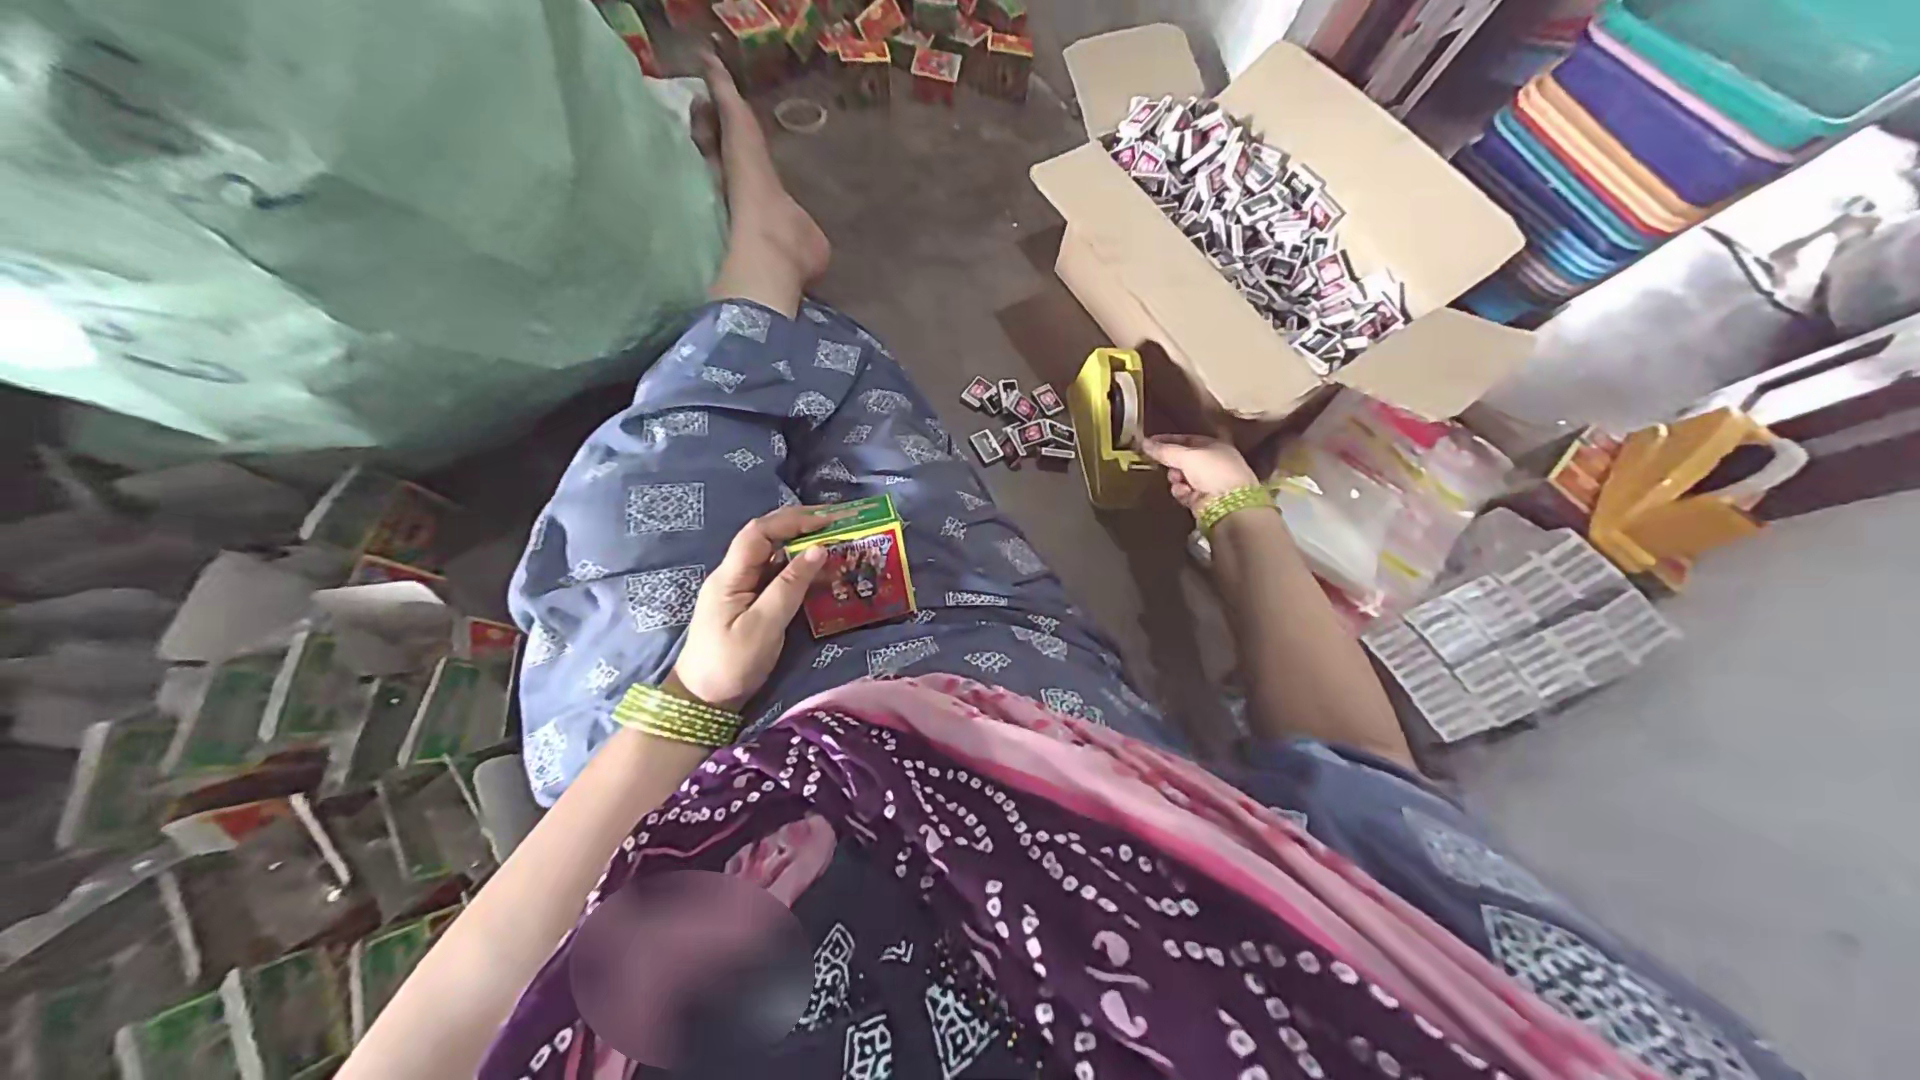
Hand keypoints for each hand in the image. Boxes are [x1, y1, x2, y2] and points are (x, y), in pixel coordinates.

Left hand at [671, 505, 848, 710]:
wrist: (703, 702)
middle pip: (765, 538)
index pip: (760, 532)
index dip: (793, 521)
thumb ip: (791, 585)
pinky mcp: (747, 605)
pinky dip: (797, 569)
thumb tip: (818, 550)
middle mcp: (733, 576)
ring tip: (833, 544)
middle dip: (799, 526)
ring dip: (800, 547)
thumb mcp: (765, 625)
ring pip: (772, 557)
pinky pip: (774, 577)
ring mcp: (739, 590)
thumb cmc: (732, 664)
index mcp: (730, 576)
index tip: (827, 520)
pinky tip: (817, 572)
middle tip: (835, 524)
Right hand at [1141, 435, 1260, 513]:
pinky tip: (1185, 492)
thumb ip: (1164, 450)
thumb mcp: (1187, 456)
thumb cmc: (1213, 471)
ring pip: (1179, 477)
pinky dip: (1181, 492)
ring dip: (1175, 479)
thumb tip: (1144, 443)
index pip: (1187, 439)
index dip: (1168, 440)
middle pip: (1181, 459)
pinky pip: (1183, 492)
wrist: (1229, 503)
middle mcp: (1211, 463)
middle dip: (1171, 463)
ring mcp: (1206, 482)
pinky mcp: (1200, 499)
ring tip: (1178, 480)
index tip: (1150, 442)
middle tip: (1163, 463)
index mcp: (1214, 446)